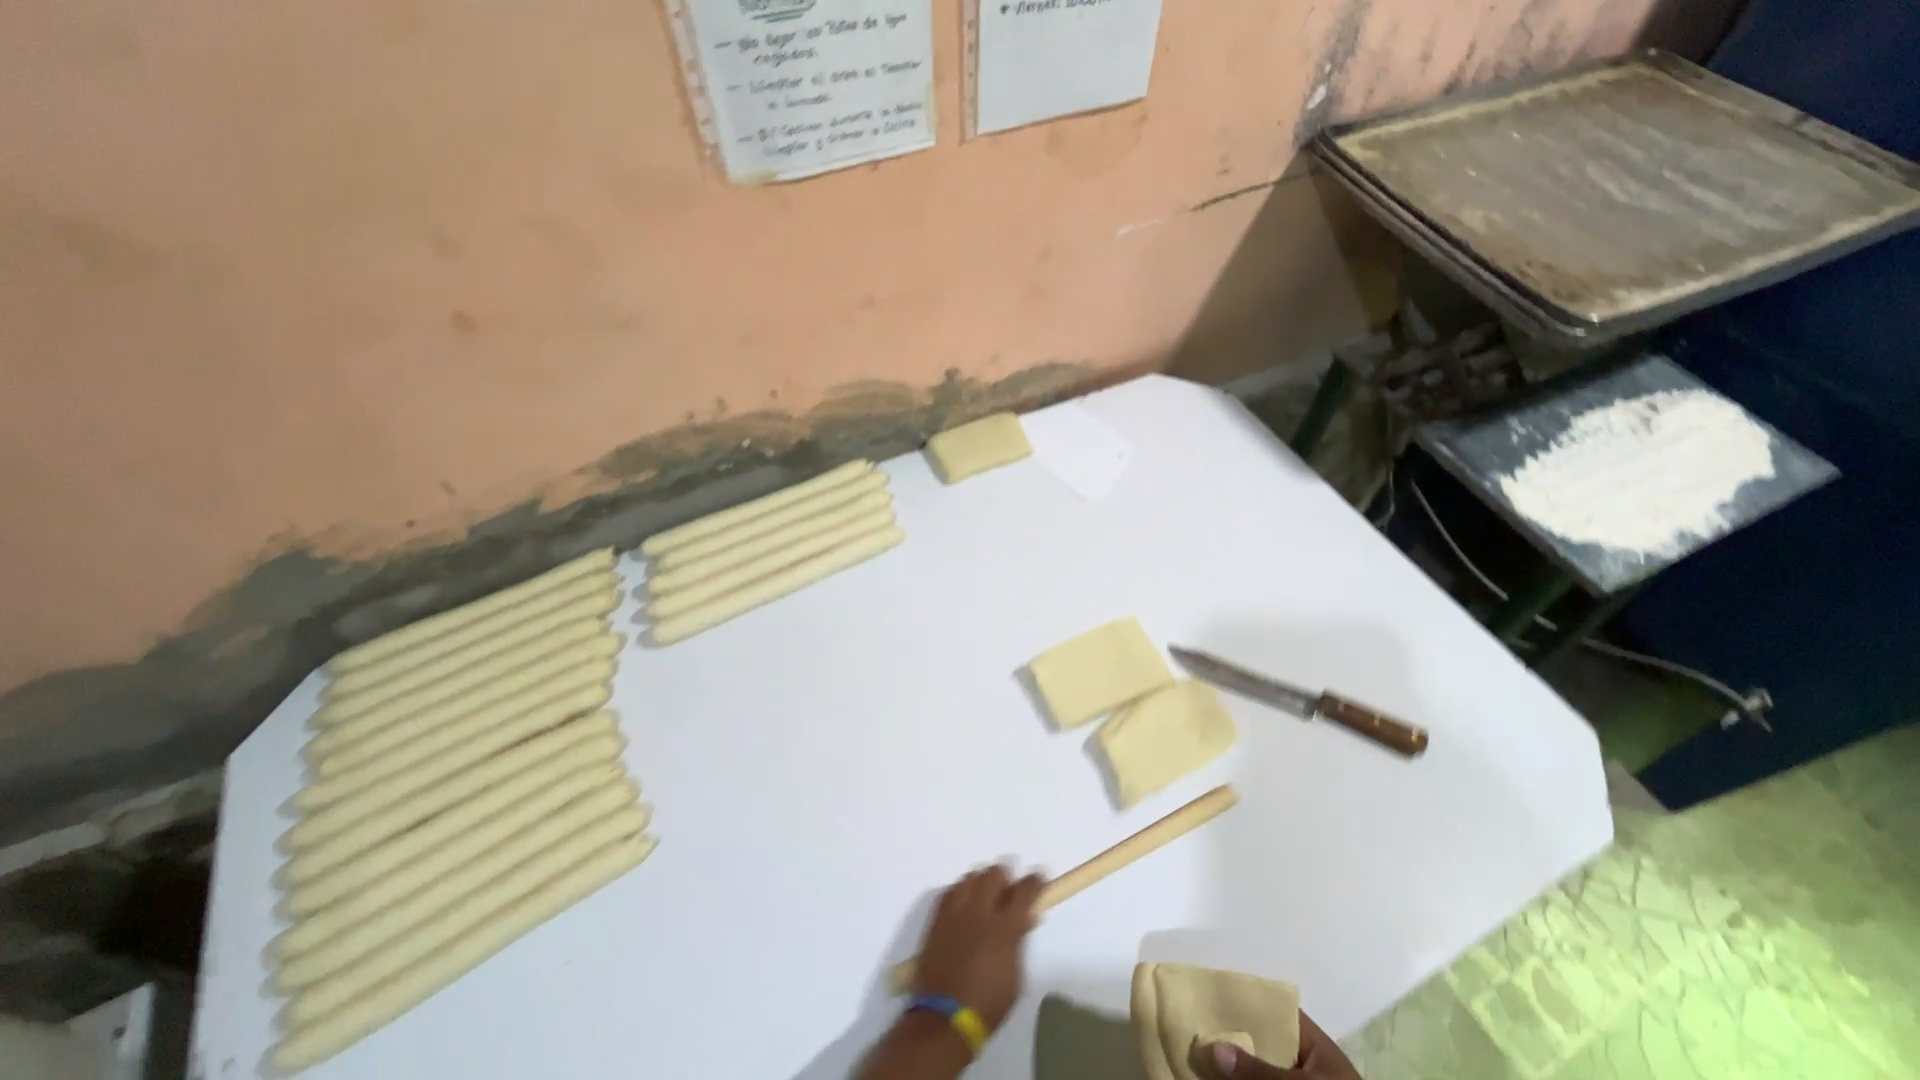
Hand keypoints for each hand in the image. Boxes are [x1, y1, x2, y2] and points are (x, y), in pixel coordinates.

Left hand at [911, 864, 1045, 1031]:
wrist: (944, 1017)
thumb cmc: (988, 1003)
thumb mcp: (1015, 975)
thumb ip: (1018, 941)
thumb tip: (1025, 918)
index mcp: (1003, 929)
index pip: (1024, 892)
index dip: (1034, 881)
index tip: (1038, 877)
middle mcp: (978, 914)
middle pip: (993, 875)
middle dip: (1005, 877)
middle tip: (1009, 888)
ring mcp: (954, 915)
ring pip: (969, 879)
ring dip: (981, 881)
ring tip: (985, 893)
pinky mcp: (935, 922)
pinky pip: (947, 893)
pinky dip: (959, 891)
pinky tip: (963, 901)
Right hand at [1206, 1011, 1361, 1078]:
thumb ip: (1259, 1071)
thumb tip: (1214, 1046)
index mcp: (1318, 1049)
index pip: (1281, 1015)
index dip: (1250, 1006)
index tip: (1215, 1000)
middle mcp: (1307, 1067)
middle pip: (1265, 1045)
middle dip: (1234, 1041)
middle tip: (1198, 1032)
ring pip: (1259, 1073)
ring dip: (1234, 1070)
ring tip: (1199, 1058)